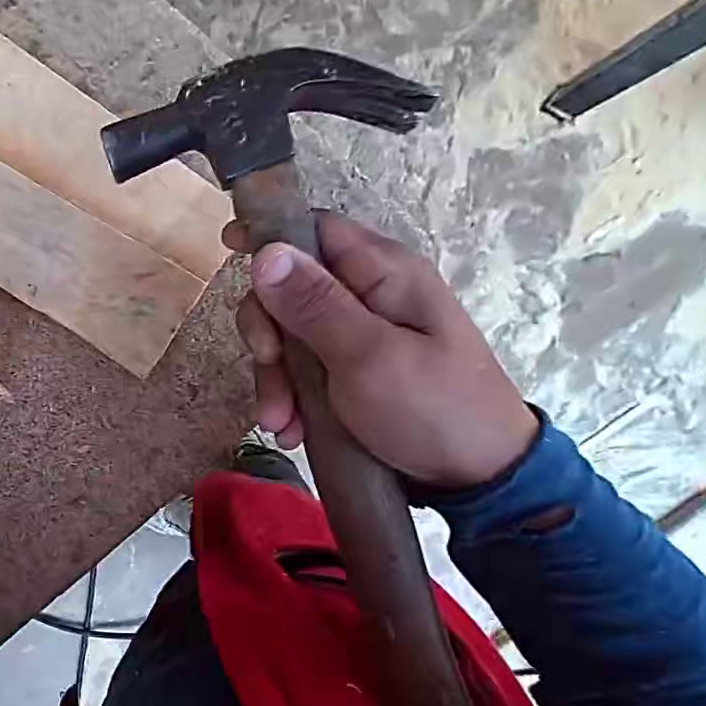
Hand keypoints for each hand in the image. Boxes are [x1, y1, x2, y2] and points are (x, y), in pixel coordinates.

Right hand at [227, 212, 538, 489]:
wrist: (478, 478)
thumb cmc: (432, 410)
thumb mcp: (368, 358)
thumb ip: (315, 305)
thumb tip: (266, 252)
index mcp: (383, 272)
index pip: (315, 228)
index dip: (269, 235)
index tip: (228, 249)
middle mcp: (369, 293)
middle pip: (290, 287)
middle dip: (268, 330)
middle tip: (267, 367)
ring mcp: (359, 334)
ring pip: (291, 334)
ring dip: (275, 377)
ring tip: (280, 423)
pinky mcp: (352, 370)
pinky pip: (304, 369)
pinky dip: (291, 397)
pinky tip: (292, 430)